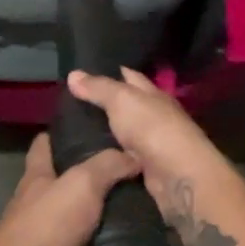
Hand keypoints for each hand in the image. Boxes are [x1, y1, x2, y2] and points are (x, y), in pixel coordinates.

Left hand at [0, 133, 139, 245]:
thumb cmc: (45, 228)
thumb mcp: (82, 185)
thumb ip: (108, 165)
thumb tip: (134, 156)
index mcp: (36, 176)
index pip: (45, 143)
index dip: (64, 132)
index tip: (94, 129)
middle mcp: (34, 203)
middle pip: (61, 182)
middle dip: (89, 178)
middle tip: (129, 175)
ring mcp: (39, 237)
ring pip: (71, 219)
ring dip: (96, 217)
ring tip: (135, 212)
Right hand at [67, 68, 220, 207]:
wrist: (176, 174)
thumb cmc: (151, 127)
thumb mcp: (122, 99)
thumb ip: (99, 87)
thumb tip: (73, 73)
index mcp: (152, 93)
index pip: (130, 76)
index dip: (111, 71)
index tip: (85, 71)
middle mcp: (154, 115)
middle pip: (126, 105)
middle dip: (103, 103)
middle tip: (68, 103)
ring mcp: (150, 143)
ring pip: (122, 132)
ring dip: (104, 131)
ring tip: (70, 129)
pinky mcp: (144, 167)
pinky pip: (121, 156)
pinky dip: (108, 155)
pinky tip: (87, 155)